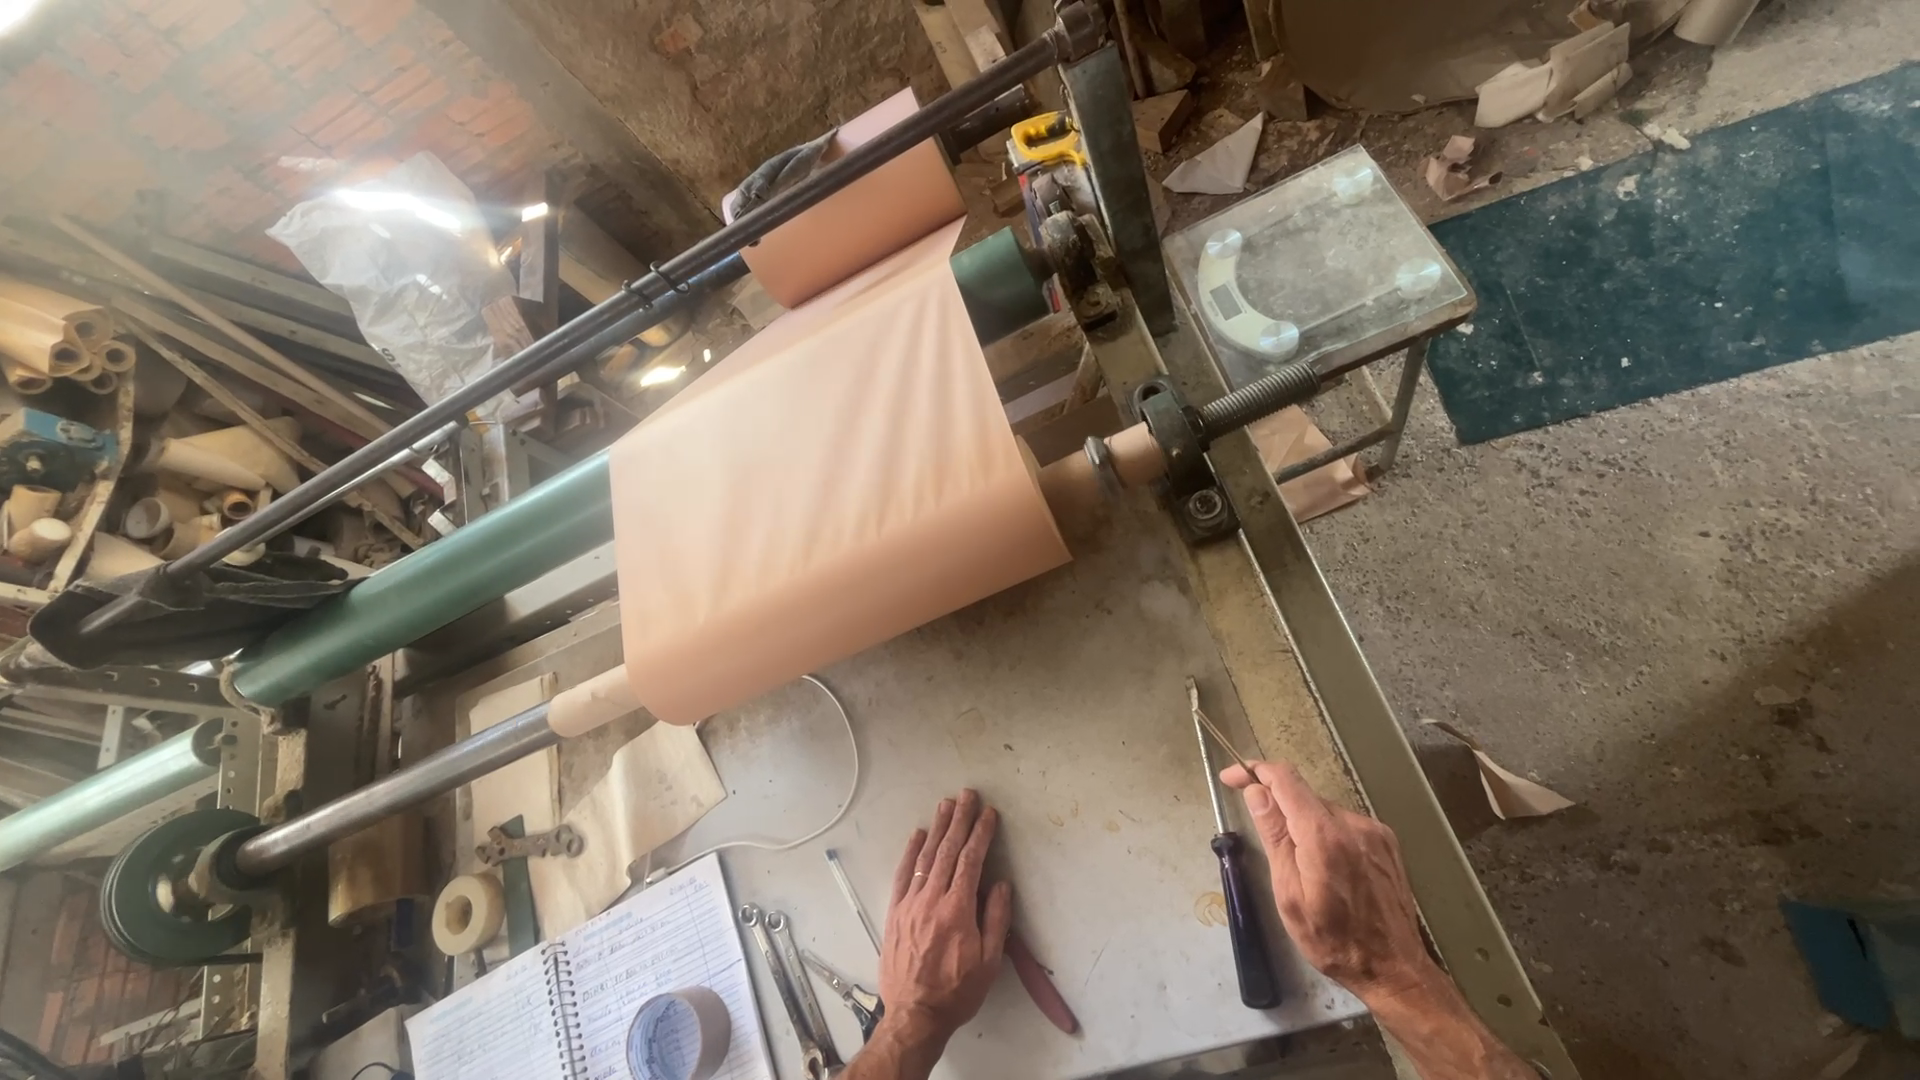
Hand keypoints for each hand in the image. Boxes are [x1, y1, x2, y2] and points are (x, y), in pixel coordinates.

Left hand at [878, 790, 1013, 1043]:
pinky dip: (910, 851)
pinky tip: (917, 834)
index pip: (971, 861)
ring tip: (946, 805)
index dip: (981, 834)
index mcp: (957, 910)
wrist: (914, 1015)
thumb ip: (996, 919)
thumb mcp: (989, 962)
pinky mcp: (895, 912)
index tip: (989, 814)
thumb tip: (1000, 883)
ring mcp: (910, 903)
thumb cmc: (957, 992)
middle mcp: (932, 899)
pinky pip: (903, 874)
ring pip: (925, 856)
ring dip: (938, 828)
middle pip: (948, 850)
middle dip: (960, 820)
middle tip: (968, 795)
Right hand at [1222, 760, 1538, 1079]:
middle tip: (1260, 830)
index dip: (1253, 771)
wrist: (1394, 970)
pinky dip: (1325, 831)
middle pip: (1303, 793)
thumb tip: (1257, 792)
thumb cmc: (1331, 940)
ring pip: (1323, 809)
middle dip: (1276, 803)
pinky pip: (1344, 823)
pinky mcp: (1387, 843)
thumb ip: (1274, 836)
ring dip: (1302, 820)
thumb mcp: (1288, 892)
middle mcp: (1353, 823)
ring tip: (1298, 862)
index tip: (1232, 778)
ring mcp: (1374, 832)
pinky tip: (1325, 865)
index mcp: (1324, 835)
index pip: (1285, 778)